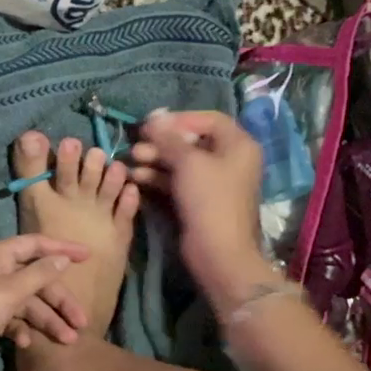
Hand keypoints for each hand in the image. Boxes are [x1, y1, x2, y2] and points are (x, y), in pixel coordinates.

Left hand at [0, 236, 90, 370]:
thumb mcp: (9, 292)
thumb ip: (39, 274)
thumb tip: (62, 258)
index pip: (35, 244)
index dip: (62, 248)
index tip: (89, 256)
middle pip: (34, 278)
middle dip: (59, 301)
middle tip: (82, 322)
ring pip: (25, 302)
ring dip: (46, 320)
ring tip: (67, 341)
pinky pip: (10, 318)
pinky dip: (21, 329)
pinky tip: (27, 344)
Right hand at [128, 110, 272, 298]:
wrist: (218, 253)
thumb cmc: (210, 200)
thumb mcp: (189, 163)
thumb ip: (170, 138)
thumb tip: (154, 117)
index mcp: (238, 145)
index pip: (208, 119)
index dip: (179, 119)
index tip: (152, 124)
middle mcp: (229, 160)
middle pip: (192, 142)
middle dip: (162, 143)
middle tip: (136, 144)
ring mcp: (214, 182)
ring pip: (182, 163)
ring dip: (156, 159)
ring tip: (132, 160)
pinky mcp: (200, 201)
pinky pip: (178, 181)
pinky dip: (159, 177)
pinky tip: (136, 177)